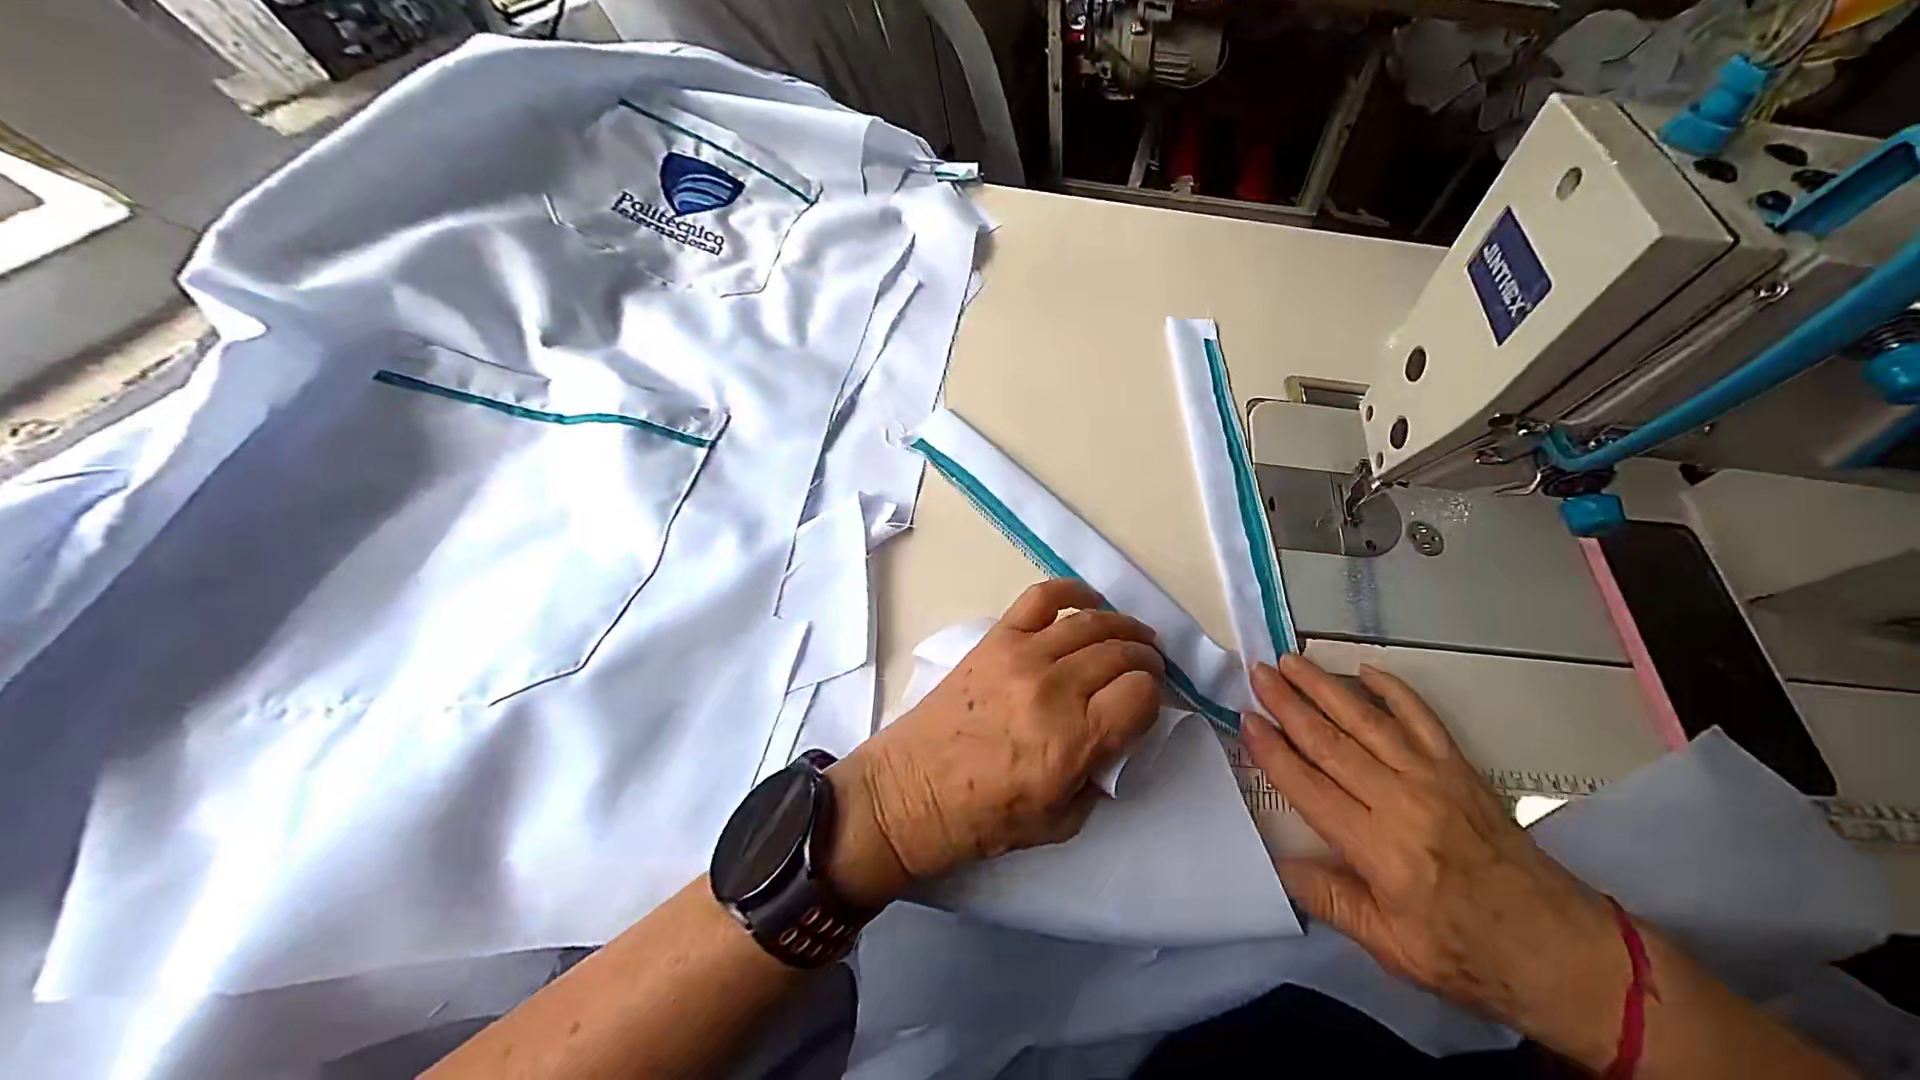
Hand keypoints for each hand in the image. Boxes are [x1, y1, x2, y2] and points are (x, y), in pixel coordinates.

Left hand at [823, 579, 1164, 906]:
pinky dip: (1072, 591)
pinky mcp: (996, 639)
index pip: (1142, 694)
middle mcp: (1054, 688)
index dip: (1153, 698)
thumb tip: (1117, 734)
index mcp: (1075, 738)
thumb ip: (1100, 774)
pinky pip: (1042, 598)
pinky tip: (1089, 600)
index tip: (1145, 705)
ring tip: (1132, 636)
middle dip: (1145, 659)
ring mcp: (1022, 656)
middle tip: (1148, 667)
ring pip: (1091, 622)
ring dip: (1122, 626)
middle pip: (1121, 653)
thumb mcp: (1062, 821)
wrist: (913, 790)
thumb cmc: (984, 817)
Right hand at [1239, 655, 1627, 1068]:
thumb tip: (1278, 863)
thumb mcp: (1392, 948)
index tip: (1245, 719)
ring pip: (1369, 722)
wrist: (1567, 953)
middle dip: (1289, 704)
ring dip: (1326, 687)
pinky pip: (1424, 720)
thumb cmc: (1469, 955)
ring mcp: (1436, 781)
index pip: (1309, 787)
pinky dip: (1395, 690)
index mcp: (1380, 850)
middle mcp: (1404, 804)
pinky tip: (1366, 670)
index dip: (1272, 751)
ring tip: (1293, 661)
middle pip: (1332, 742)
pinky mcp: (1463, 772)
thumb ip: (1329, 901)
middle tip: (1259, 672)